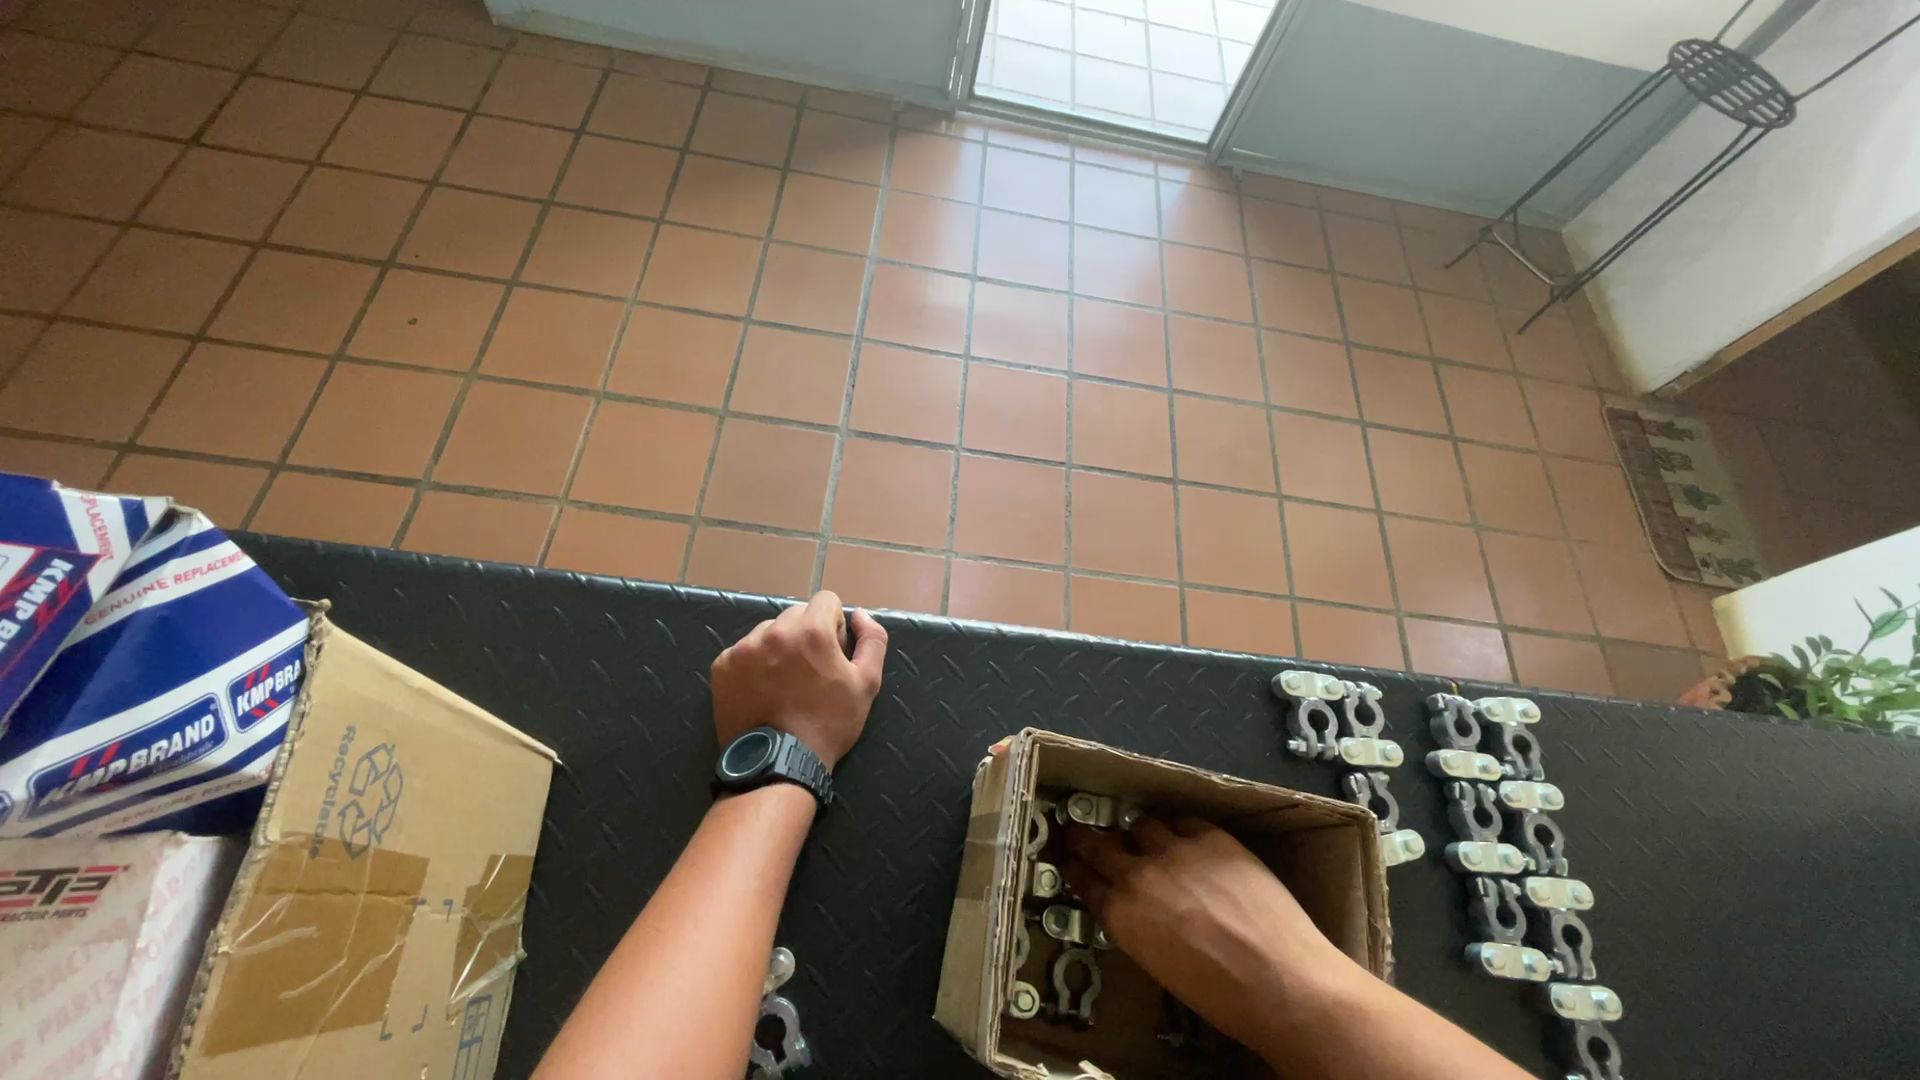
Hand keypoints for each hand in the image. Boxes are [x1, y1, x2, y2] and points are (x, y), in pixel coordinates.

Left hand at [710, 591, 887, 769]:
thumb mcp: (867, 684)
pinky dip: (754, 665)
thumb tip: (860, 615)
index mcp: (810, 630)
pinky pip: (743, 652)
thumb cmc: (829, 723)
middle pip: (796, 615)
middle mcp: (774, 630)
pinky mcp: (722, 666)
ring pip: (768, 632)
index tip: (832, 653)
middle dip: (807, 634)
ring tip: (783, 683)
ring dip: (779, 647)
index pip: (827, 600)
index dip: (835, 625)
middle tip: (810, 671)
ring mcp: (744, 648)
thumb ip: (873, 640)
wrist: (779, 763)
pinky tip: (762, 691)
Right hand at [1061, 817, 1362, 1055]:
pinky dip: (1181, 830)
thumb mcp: (1159, 965)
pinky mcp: (1210, 836)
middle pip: (1097, 845)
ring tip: (1146, 836)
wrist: (1281, 981)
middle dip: (1084, 838)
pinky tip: (1187, 838)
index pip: (1083, 882)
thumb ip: (1138, 927)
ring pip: (1141, 825)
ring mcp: (1174, 851)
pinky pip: (1184, 822)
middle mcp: (1138, 876)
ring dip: (1140, 833)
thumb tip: (1137, 909)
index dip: (1073, 869)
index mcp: (1120, 916)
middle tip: (1077, 830)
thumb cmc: (1221, 996)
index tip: (1068, 862)